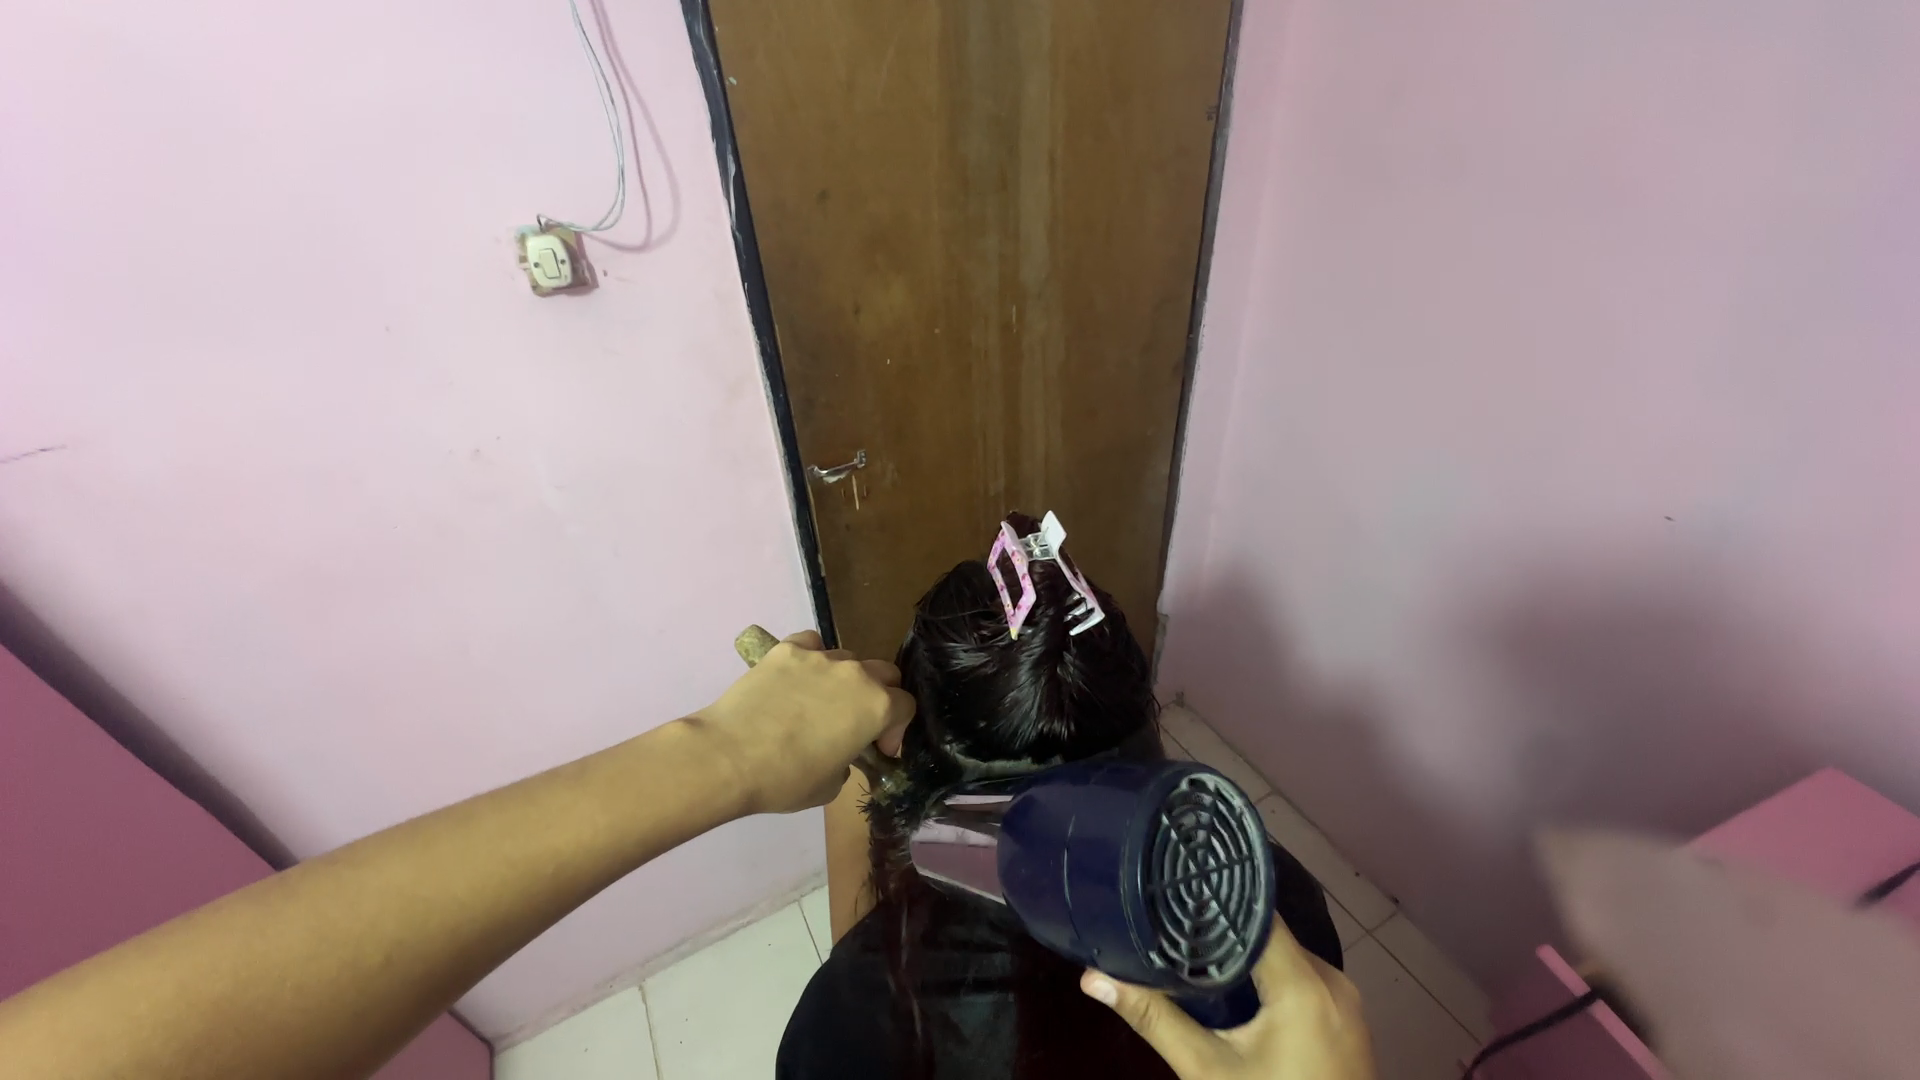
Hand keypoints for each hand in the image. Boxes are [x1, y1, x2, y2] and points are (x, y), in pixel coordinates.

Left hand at [691, 630, 913, 814]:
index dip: (896, 730)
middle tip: (858, 721)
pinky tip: (798, 676)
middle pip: (884, 673)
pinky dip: (812, 656)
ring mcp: (820, 658)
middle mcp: (856, 675)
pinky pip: (811, 643)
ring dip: (844, 680)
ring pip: (847, 659)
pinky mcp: (787, 650)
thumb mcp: (831, 785)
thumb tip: (839, 751)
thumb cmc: (786, 780)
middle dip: (879, 696)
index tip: (878, 749)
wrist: (729, 757)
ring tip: (820, 702)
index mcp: (877, 707)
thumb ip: (848, 760)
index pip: (906, 706)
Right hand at [1081, 916, 1375, 1079]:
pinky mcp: (1346, 1019)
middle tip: (1170, 915)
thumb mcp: (1208, 1072)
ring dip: (1243, 954)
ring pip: (1283, 954)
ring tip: (1192, 946)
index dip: (1214, 893)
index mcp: (1305, 984)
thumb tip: (1093, 978)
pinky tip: (1232, 987)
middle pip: (1267, 932)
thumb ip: (1154, 1019)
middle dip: (1220, 928)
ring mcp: (1345, 1001)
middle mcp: (1333, 980)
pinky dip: (1267, 977)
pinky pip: (1300, 977)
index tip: (1174, 878)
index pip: (1255, 911)